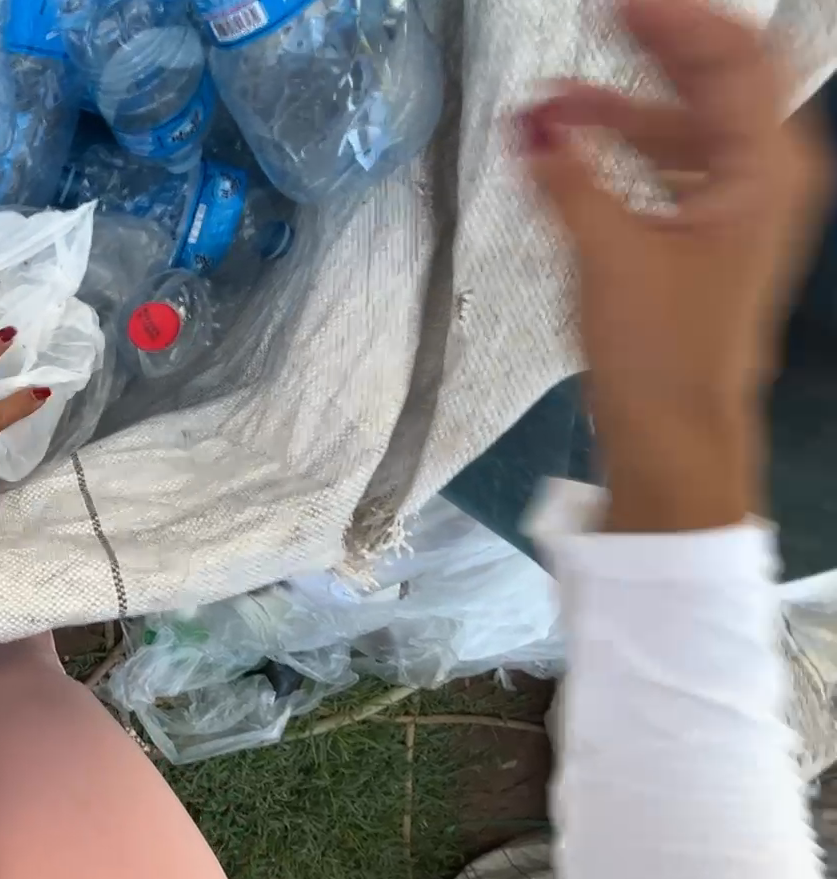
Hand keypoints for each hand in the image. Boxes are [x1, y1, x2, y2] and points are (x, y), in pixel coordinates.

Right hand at [517, 0, 830, 531]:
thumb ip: (569, 185)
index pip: (733, 63)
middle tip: (588, 27)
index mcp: (764, 170)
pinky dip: (615, 157)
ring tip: (547, 105)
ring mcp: (730, 206)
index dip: (675, 23)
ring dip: (617, 114)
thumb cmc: (654, 342)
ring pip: (679, 134)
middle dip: (647, 56)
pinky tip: (570, 156)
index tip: (613, 0)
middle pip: (713, 89)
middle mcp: (761, 175)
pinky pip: (661, 174)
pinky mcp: (694, 237)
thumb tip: (528, 125)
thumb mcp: (609, 258)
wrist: (672, 420)